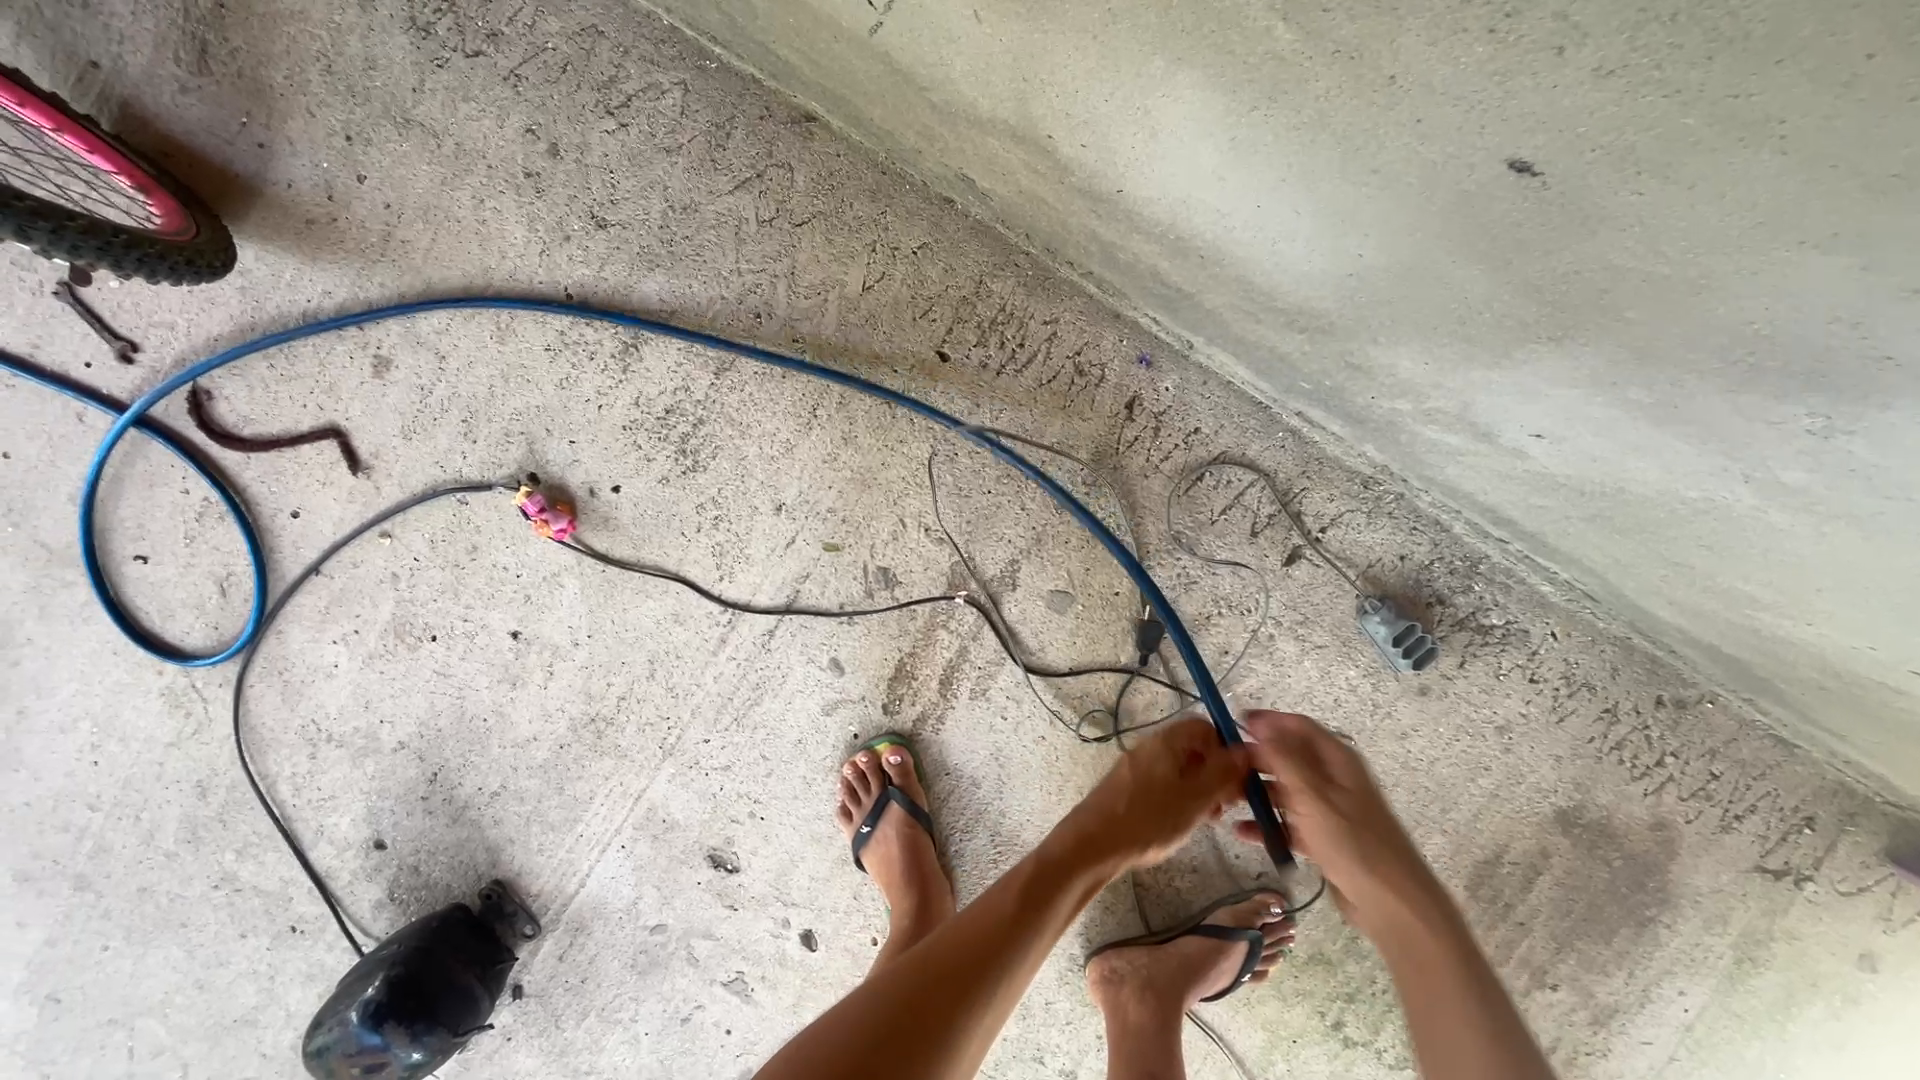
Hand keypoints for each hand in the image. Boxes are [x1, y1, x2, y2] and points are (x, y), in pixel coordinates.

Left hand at [1059, 716, 1250, 871]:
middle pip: (1193, 748)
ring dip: (1200, 790)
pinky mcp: (1128, 788)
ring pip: (1180, 770)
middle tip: (1228, 804)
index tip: (1239, 779)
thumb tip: (1248, 750)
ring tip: (1208, 819)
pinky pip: (1164, 784)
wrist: (1091, 845)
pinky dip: (1180, 799)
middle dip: (1216, 773)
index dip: (1226, 749)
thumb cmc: (1148, 820)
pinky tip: (1183, 823)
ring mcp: (1137, 768)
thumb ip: (1224, 773)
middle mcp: (1150, 747)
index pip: (1205, 727)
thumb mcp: (1196, 798)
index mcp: (1167, 741)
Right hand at [1232, 710, 1446, 939]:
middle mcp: (1333, 779)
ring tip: (1226, 799)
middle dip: (1256, 760)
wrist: (1390, 902)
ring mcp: (1329, 809)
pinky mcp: (1324, 837)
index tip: (1233, 724)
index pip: (1298, 727)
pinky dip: (1268, 823)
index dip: (1267, 722)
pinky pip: (1289, 822)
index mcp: (1337, 760)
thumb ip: (1284, 758)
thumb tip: (1259, 723)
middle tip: (1223, 767)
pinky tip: (1243, 832)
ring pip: (1286, 790)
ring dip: (1258, 793)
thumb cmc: (1352, 842)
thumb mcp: (1312, 796)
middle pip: (1289, 758)